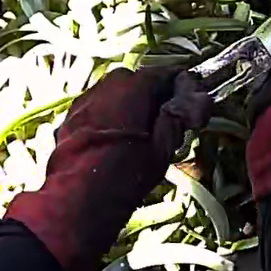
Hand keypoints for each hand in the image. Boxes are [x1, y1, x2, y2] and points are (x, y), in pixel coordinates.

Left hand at [6, 68, 211, 270]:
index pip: (167, 74)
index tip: (191, 109)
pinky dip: (112, 118)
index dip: (184, 89)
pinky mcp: (71, 116)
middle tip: (167, 127)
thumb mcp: (163, 146)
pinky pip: (100, 109)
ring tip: (141, 137)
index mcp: (133, 85)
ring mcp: (86, 99)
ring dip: (132, 108)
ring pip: (117, 95)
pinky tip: (117, 142)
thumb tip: (199, 99)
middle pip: (140, 83)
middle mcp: (107, 84)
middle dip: (155, 99)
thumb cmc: (127, 171)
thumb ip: (180, 117)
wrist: (77, 197)